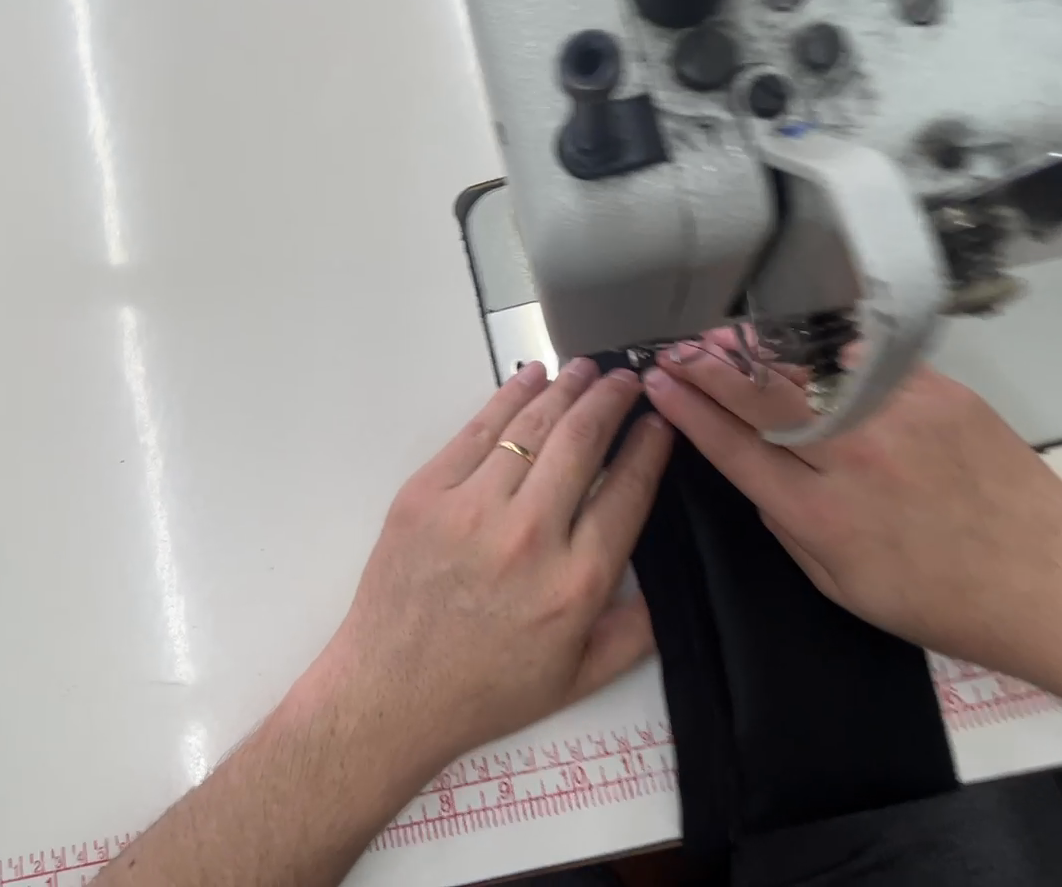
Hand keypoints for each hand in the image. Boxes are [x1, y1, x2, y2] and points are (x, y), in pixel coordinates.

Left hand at [300, 358, 673, 772]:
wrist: (391, 692)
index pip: (628, 491)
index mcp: (576, 582)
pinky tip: (532, 377)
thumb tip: (670, 579)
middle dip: (612, 400)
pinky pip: (477, 429)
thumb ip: (636, 631)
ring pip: (533, 427)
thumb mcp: (580, 678)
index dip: (649, 446)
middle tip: (628, 378)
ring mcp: (472, 507)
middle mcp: (530, 534)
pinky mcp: (426, 491)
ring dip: (567, 388)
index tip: (658, 422)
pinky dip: (509, 396)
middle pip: (582, 442)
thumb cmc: (488, 687)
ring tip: (589, 368)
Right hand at [641, 336, 1061, 678]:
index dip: (688, 411)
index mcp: (821, 514)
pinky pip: (862, 361)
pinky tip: (795, 346)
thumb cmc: (939, 601)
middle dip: (706, 369)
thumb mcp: (839, 584)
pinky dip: (820, 352)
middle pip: (759, 397)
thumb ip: (786, 524)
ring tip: (720, 339)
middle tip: (674, 349)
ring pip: (806, 368)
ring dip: (754, 352)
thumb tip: (756, 471)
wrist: (1053, 582)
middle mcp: (852, 455)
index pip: (732, 447)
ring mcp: (897, 415)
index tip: (659, 383)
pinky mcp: (937, 390)